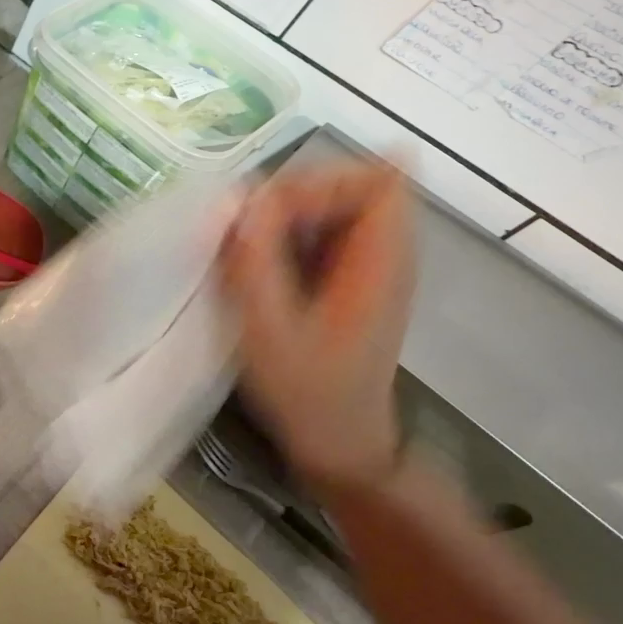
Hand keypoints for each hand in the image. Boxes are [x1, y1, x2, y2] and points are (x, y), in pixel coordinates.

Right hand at [219, 163, 415, 493]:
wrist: (337, 442)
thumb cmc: (306, 391)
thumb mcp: (269, 328)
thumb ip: (256, 259)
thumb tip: (239, 197)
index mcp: (381, 261)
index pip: (376, 181)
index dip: (319, 183)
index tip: (269, 213)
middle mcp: (383, 253)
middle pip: (348, 185)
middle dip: (291, 197)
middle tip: (244, 231)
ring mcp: (365, 265)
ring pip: (327, 206)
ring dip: (280, 216)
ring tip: (241, 250)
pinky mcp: (345, 277)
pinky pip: (316, 232)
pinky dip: (281, 236)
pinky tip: (253, 267)